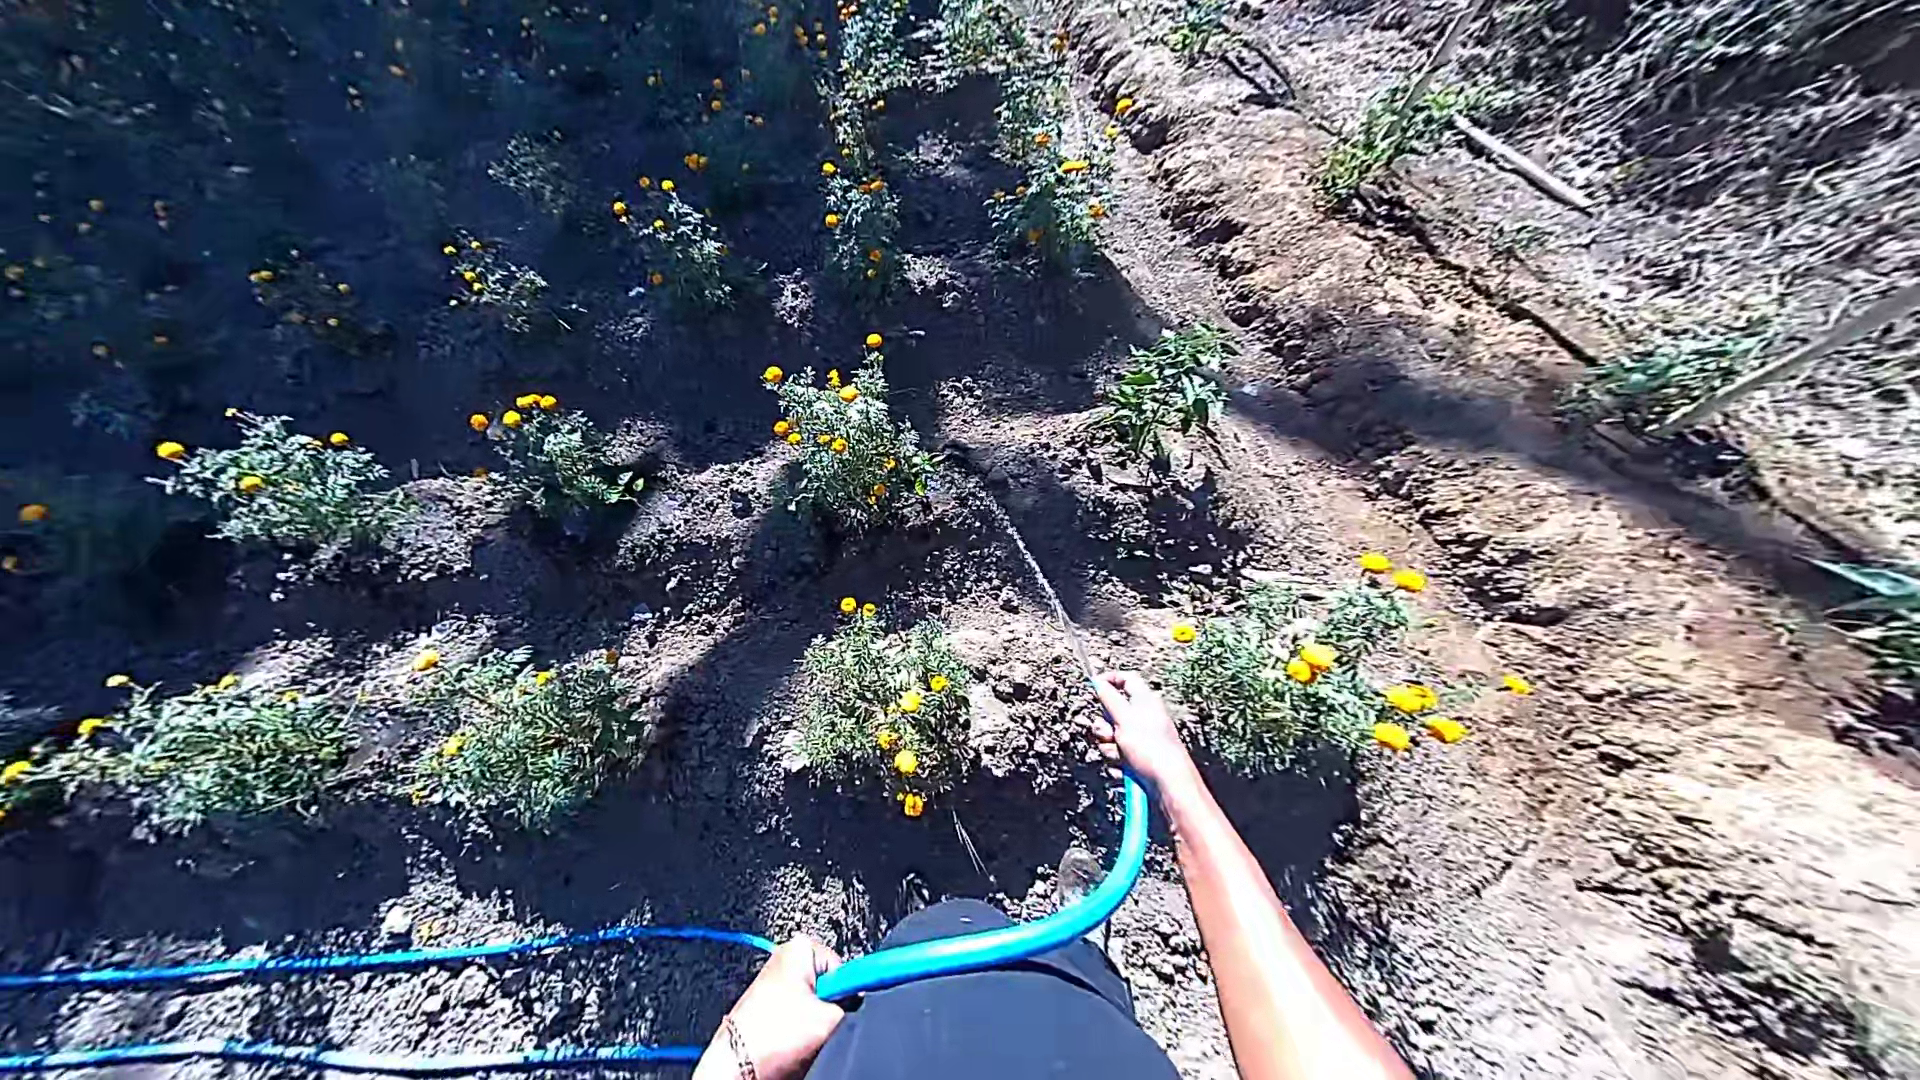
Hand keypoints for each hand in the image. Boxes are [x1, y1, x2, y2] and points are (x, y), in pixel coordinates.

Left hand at [695, 935, 844, 1079]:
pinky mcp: (766, 1009)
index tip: (848, 1012)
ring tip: (799, 1043)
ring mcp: (775, 984)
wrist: (732, 1074)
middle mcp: (787, 958)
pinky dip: (797, 1034)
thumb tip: (861, 1004)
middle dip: (829, 1011)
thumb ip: (854, 1004)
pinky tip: (789, 1047)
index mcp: (802, 945)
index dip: (849, 995)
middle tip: (817, 1031)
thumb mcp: (830, 1021)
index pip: (847, 969)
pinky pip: (796, 1020)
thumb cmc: (768, 1041)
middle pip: (830, 988)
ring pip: (814, 1008)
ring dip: (813, 1027)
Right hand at [1090, 671, 1200, 802]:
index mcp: (1145, 700)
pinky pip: (1115, 752)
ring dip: (1108, 745)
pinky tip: (1125, 766)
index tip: (1093, 687)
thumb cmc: (1152, 748)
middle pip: (1112, 710)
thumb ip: (1108, 698)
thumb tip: (1098, 682)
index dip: (1108, 680)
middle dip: (1104, 724)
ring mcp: (1140, 737)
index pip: (1125, 679)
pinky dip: (1116, 759)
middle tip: (1110, 733)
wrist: (1168, 784)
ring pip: (1110, 734)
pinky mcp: (1136, 755)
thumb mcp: (1124, 717)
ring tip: (1120, 754)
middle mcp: (1142, 716)